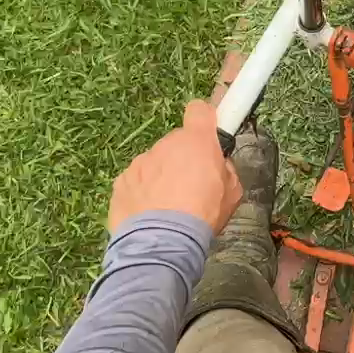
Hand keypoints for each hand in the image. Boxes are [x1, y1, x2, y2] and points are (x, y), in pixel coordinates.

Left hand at [108, 101, 241, 233]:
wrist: (161, 242)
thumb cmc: (203, 214)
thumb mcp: (232, 193)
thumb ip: (225, 170)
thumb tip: (219, 166)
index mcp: (197, 141)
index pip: (199, 110)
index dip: (204, 119)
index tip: (208, 134)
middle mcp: (166, 144)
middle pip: (177, 142)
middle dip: (184, 159)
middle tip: (191, 187)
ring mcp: (140, 162)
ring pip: (155, 162)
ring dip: (162, 177)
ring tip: (168, 207)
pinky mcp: (121, 181)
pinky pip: (136, 181)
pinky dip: (143, 193)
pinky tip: (151, 215)